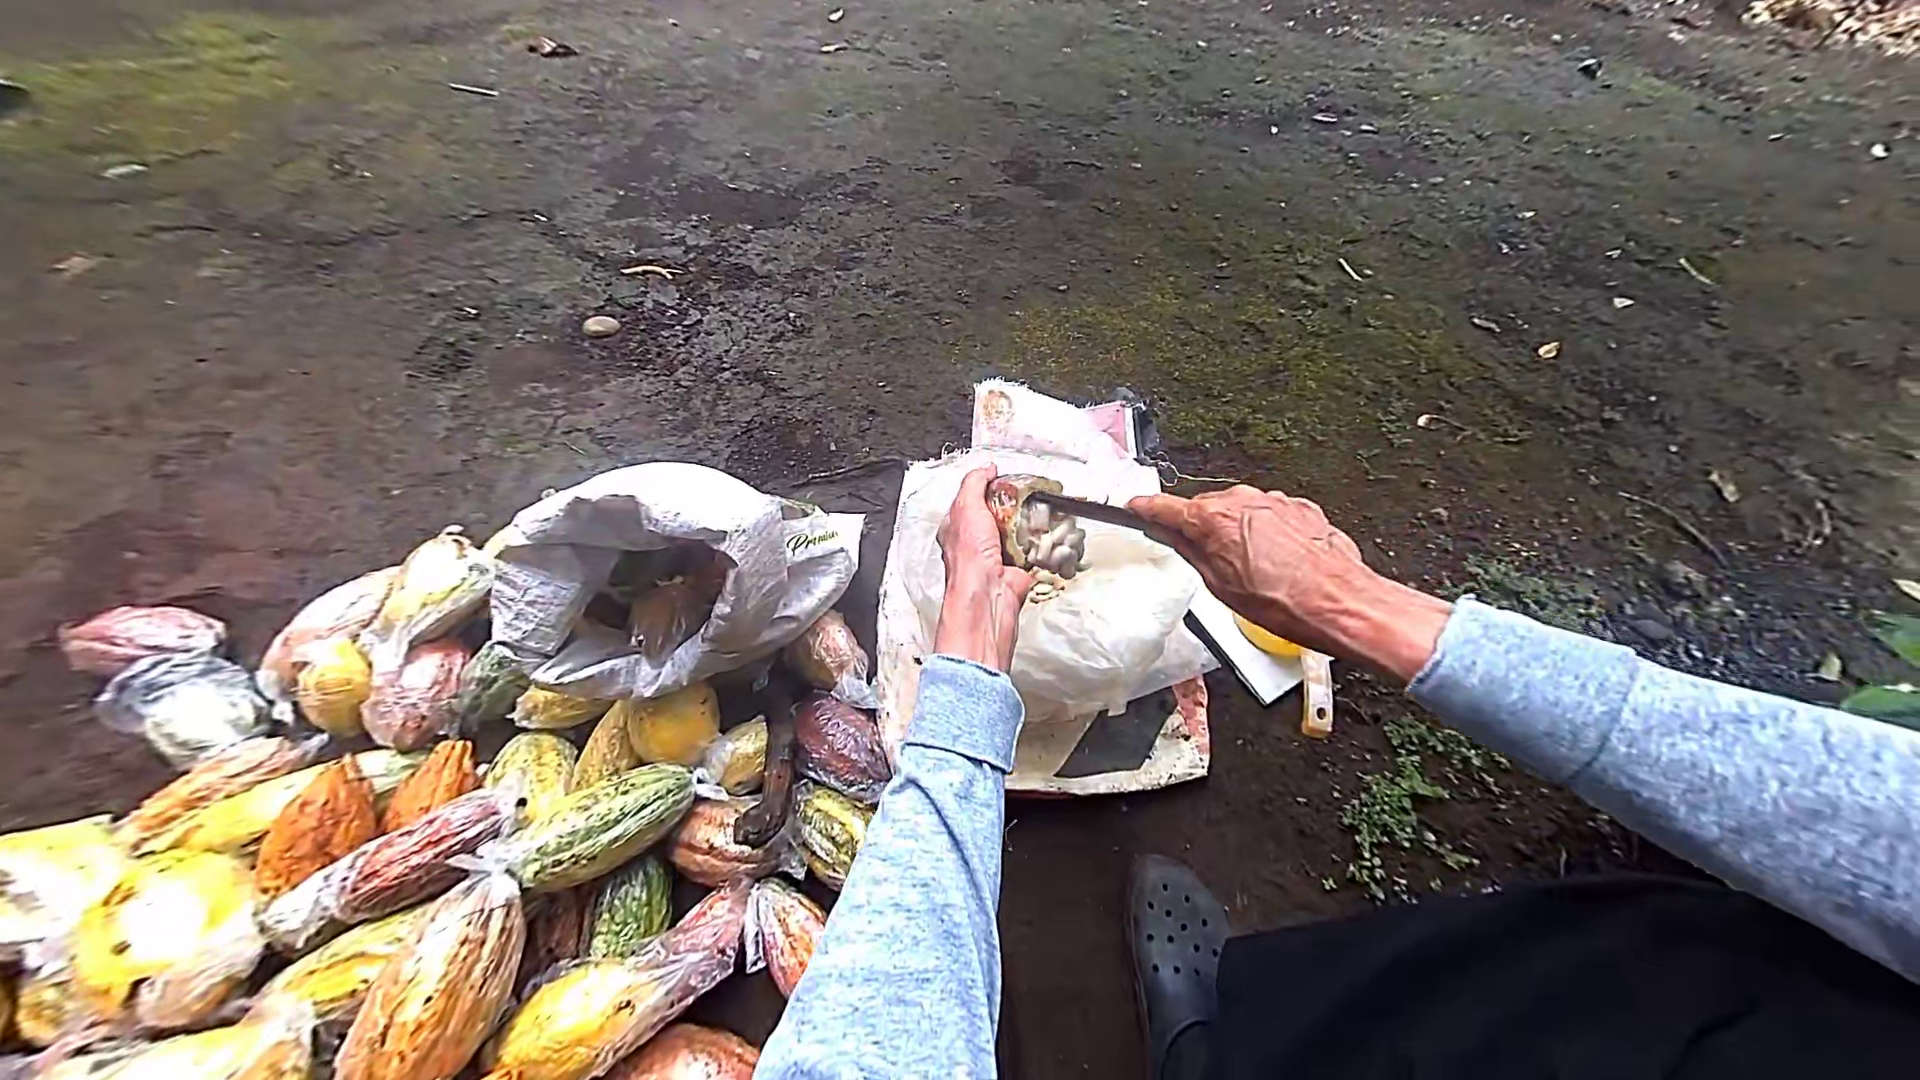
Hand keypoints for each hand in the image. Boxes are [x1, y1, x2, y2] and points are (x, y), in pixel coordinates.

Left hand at [935, 465, 1037, 671]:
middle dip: (1013, 503)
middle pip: (999, 512)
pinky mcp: (1018, 566)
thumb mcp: (965, 506)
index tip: (1004, 476)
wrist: (989, 593)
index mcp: (957, 525)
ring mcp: (997, 553)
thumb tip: (986, 467)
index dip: (987, 486)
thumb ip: (974, 483)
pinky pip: (1033, 548)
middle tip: (1027, 493)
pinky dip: (1041, 541)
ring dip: (1029, 521)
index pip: (972, 498)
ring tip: (1040, 508)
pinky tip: (1046, 531)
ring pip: (1017, 529)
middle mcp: (976, 540)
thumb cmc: (969, 556)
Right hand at [1128, 486, 1450, 681]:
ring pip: (1235, 511)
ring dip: (1231, 531)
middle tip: (1200, 557)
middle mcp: (1242, 501)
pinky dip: (1260, 531)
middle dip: (1197, 528)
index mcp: (1214, 519)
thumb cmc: (1285, 602)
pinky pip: (1264, 514)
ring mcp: (1273, 501)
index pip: (1165, 507)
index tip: (1135, 507)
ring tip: (1245, 568)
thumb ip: (1188, 550)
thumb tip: (1169, 534)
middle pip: (1202, 508)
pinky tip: (1270, 561)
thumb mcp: (1218, 584)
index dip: (1145, 508)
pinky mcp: (1297, 507)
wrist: (1340, 604)